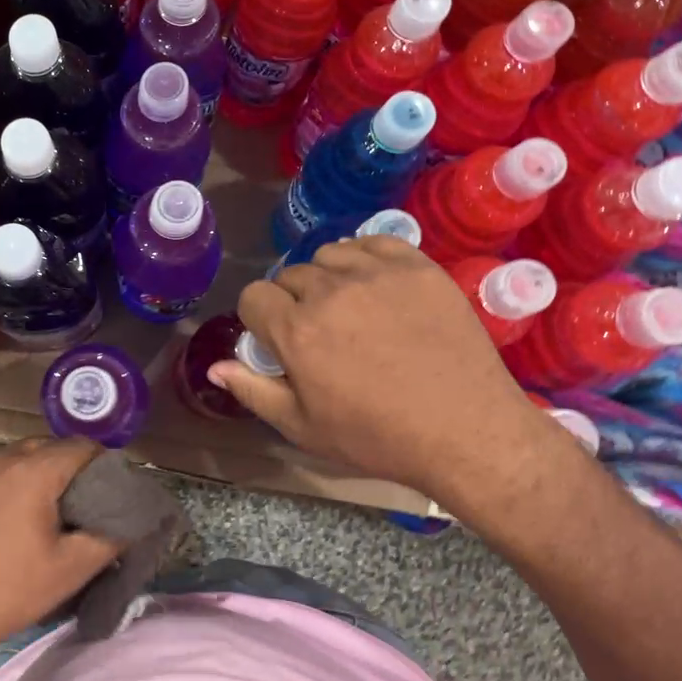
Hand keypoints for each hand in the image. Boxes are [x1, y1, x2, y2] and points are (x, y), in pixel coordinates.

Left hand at [0, 438, 120, 675]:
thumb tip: (130, 519)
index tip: (104, 489)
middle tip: (68, 508)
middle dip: (61, 470)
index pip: (80, 447)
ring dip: (22, 476)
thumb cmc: (4, 594)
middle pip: (42, 448)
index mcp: (32, 472)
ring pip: (5, 460)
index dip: (99, 464)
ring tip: (24, 516)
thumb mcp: (69, 571)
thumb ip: (109, 537)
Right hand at [210, 235, 552, 498]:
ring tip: (351, 308)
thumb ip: (254, 391)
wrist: (466, 431)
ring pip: (330, 255)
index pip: (254, 297)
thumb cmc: (378, 438)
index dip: (260, 319)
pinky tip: (376, 286)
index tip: (279, 340)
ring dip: (330, 277)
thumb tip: (215, 366)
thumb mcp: (304, 428)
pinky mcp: (418, 268)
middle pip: (291, 276)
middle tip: (322, 334)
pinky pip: (374, 242)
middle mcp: (331, 292)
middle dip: (295, 302)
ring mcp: (377, 275)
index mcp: (297, 331)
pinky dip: (366, 258)